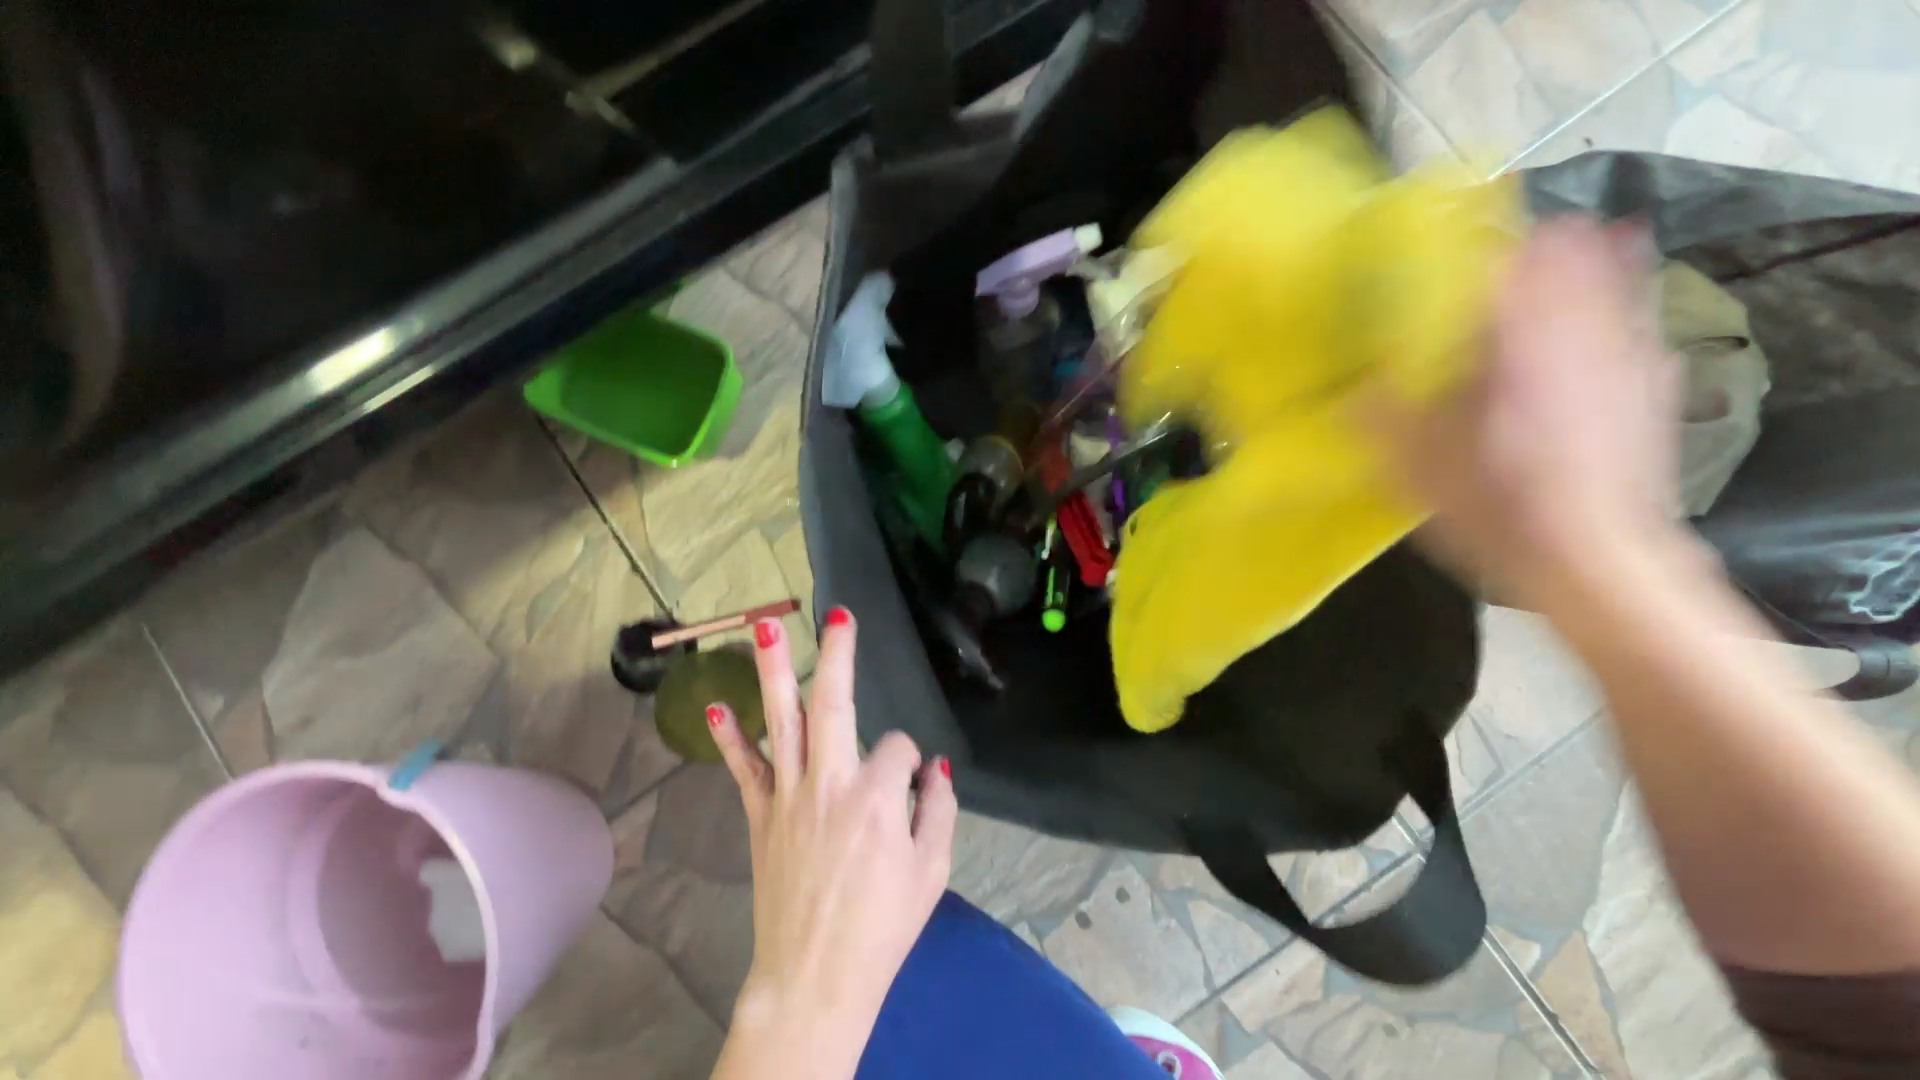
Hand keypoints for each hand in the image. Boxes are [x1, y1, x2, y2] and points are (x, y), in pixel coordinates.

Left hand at [707, 608, 955, 1070]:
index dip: (910, 763)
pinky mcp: (760, 817)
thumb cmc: (883, 926)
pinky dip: (731, 739)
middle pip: (834, 704)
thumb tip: (932, 768)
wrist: (816, 977)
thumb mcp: (932, 870)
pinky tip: (716, 707)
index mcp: (878, 797)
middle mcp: (830, 784)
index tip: (910, 788)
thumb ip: (938, 809)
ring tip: (764, 627)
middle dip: (838, 654)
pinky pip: (744, 770)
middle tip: (837, 613)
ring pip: (782, 721)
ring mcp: (788, 798)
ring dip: (774, 671)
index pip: (900, 749)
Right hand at [1360, 215, 1698, 611]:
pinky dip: (1628, 320)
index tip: (1463, 235)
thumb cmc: (1497, 508)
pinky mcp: (1656, 394)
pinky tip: (1622, 329)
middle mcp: (1576, 339)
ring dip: (1601, 265)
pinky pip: (1643, 337)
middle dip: (1551, 244)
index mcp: (1513, 346)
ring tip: (1594, 241)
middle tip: (1531, 234)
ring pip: (1618, 290)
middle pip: (1571, 263)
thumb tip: (1345, 399)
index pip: (1502, 267)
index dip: (1482, 244)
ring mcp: (1626, 363)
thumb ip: (1382, 423)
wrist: (1596, 560)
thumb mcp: (1417, 471)